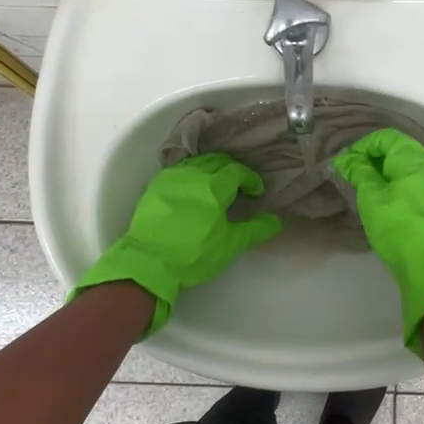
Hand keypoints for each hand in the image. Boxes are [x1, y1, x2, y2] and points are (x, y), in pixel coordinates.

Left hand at [74, 153, 281, 332]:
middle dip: (232, 171)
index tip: (256, 192)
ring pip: (197, 163)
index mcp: (214, 186)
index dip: (250, 178)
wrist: (149, 262)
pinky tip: (193, 189)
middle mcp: (193, 174)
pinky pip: (179, 170)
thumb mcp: (229, 245)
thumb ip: (254, 230)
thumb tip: (275, 221)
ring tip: (217, 186)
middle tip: (239, 187)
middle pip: (217, 161)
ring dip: (211, 170)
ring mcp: (171, 178)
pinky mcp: (155, 186)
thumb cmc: (194, 254)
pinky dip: (192, 174)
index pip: (237, 170)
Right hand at [334, 129, 423, 351]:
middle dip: (371, 159)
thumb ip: (358, 172)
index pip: (384, 137)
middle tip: (350, 176)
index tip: (344, 164)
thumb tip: (344, 159)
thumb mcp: (370, 196)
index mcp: (412, 156)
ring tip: (363, 190)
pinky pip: (412, 183)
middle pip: (396, 150)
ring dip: (382, 174)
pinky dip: (395, 185)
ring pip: (404, 168)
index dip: (361, 147)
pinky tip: (382, 202)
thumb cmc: (397, 224)